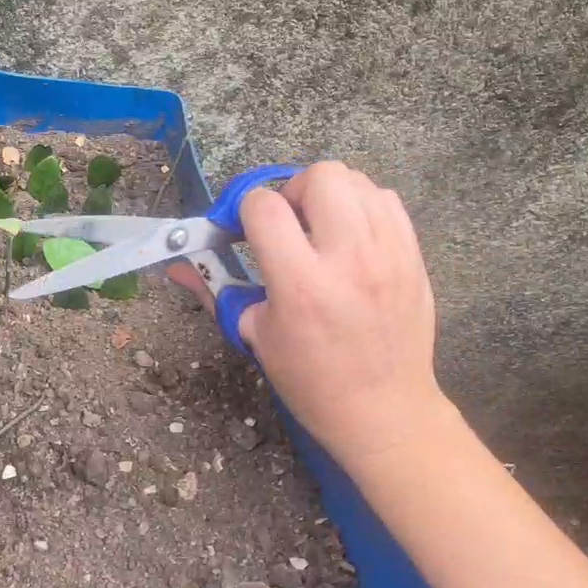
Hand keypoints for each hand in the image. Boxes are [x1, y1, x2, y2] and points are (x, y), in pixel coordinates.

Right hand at [172, 161, 451, 464]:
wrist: (384, 411)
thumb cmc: (311, 380)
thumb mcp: (255, 333)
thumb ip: (216, 289)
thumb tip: (175, 265)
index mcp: (300, 284)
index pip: (265, 207)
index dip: (245, 211)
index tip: (243, 231)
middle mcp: (348, 260)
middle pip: (321, 176)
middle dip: (292, 190)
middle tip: (287, 223)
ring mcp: (388, 254)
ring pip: (357, 180)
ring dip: (328, 194)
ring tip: (319, 227)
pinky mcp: (413, 257)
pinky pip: (386, 200)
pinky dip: (362, 206)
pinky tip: (349, 236)